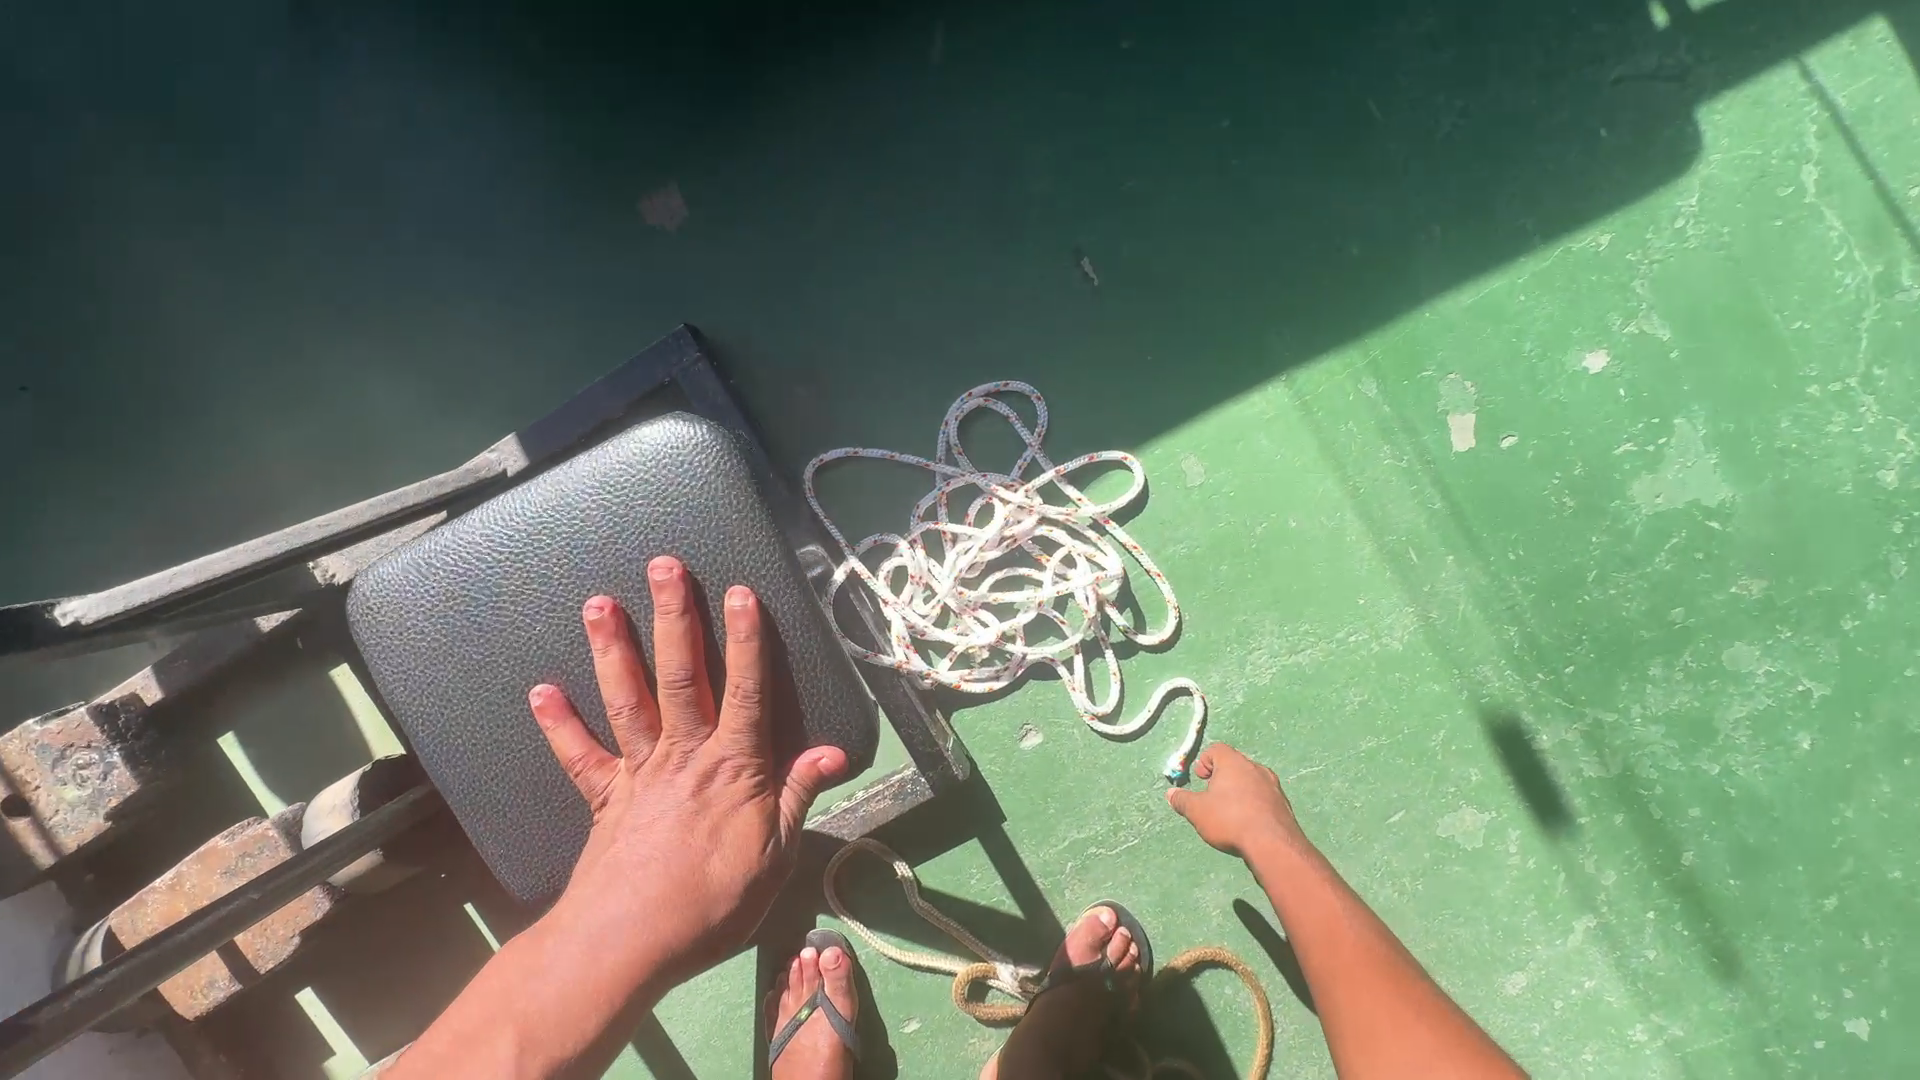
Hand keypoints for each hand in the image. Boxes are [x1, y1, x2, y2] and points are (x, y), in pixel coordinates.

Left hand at [527, 555, 847, 987]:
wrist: (630, 944)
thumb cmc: (715, 900)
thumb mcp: (778, 854)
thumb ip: (800, 795)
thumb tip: (834, 752)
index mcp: (734, 765)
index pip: (745, 689)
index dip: (745, 639)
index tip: (740, 591)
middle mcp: (685, 753)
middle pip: (681, 675)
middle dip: (675, 617)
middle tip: (664, 567)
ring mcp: (639, 771)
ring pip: (627, 699)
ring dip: (613, 649)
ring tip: (599, 603)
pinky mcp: (604, 797)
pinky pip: (580, 757)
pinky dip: (559, 724)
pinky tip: (541, 690)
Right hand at [1165, 743, 1309, 858]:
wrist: (1273, 845)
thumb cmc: (1229, 820)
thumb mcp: (1197, 811)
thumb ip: (1182, 800)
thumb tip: (1171, 794)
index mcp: (1233, 763)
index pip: (1217, 749)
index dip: (1204, 761)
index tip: (1201, 780)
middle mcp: (1255, 768)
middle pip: (1235, 764)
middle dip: (1222, 777)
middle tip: (1213, 796)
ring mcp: (1273, 786)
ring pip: (1251, 780)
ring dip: (1240, 791)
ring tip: (1231, 812)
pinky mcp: (1284, 804)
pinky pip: (1264, 797)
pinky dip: (1254, 804)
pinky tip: (1248, 823)